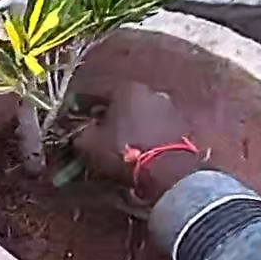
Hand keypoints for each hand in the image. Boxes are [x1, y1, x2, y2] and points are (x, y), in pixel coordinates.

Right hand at [74, 84, 203, 201]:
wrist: (166, 170)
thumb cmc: (122, 150)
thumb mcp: (88, 144)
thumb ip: (81, 133)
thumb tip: (80, 132)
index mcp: (126, 89)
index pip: (99, 94)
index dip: (85, 108)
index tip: (78, 120)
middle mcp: (151, 92)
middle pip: (123, 104)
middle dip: (111, 117)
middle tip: (99, 133)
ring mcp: (170, 108)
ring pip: (141, 115)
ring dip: (130, 127)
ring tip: (120, 145)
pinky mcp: (182, 126)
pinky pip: (156, 129)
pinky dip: (146, 136)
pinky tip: (138, 150)